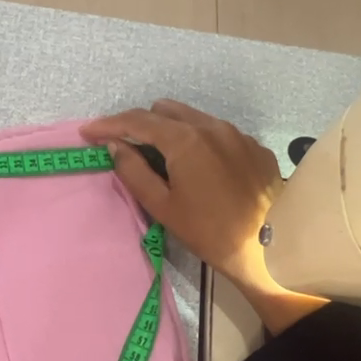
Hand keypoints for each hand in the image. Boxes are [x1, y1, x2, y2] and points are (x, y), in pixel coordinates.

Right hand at [82, 101, 327, 334]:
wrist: (271, 249)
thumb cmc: (209, 231)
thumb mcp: (162, 206)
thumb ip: (133, 170)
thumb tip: (116, 145)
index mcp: (185, 139)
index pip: (137, 120)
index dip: (109, 124)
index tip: (88, 132)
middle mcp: (211, 126)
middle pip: (164, 110)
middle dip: (139, 123)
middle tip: (124, 145)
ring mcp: (237, 134)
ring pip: (192, 117)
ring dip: (170, 129)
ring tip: (161, 155)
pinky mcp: (254, 148)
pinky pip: (217, 133)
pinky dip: (199, 141)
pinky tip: (199, 168)